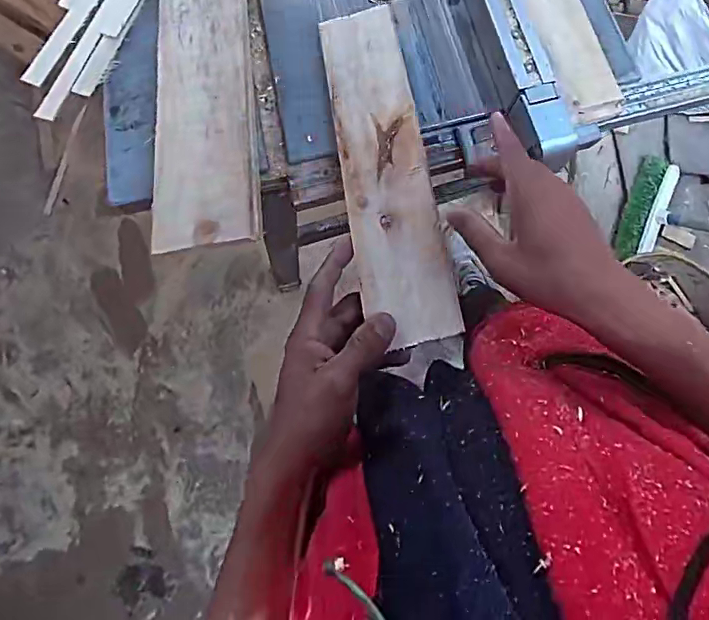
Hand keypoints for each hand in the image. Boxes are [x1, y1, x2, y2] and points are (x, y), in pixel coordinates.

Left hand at [256, 240, 395, 479]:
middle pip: (347, 310)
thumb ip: (363, 346)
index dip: (335, 262)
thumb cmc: (308, 419)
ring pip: (359, 334)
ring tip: (413, 319)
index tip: (353, 239)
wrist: (296, 469)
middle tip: (404, 285)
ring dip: (382, 328)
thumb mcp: (338, 380)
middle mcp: (319, 343)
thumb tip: (388, 316)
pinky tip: (405, 355)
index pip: (322, 288)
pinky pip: (365, 357)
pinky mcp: (342, 383)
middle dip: (373, 299)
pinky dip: (382, 353)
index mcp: (309, 335)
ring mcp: (330, 364)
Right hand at [446, 113, 650, 331]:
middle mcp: (549, 186)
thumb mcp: (501, 260)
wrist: (599, 290)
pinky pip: (548, 188)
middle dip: (498, 164)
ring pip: (536, 176)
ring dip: (514, 178)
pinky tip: (522, 213)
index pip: (511, 151)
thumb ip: (475, 233)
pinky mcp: (577, 209)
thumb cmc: (547, 276)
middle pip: (521, 164)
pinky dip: (530, 189)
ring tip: (494, 192)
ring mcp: (566, 196)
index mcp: (529, 190)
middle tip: (476, 173)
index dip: (500, 133)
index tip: (493, 116)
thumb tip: (452, 213)